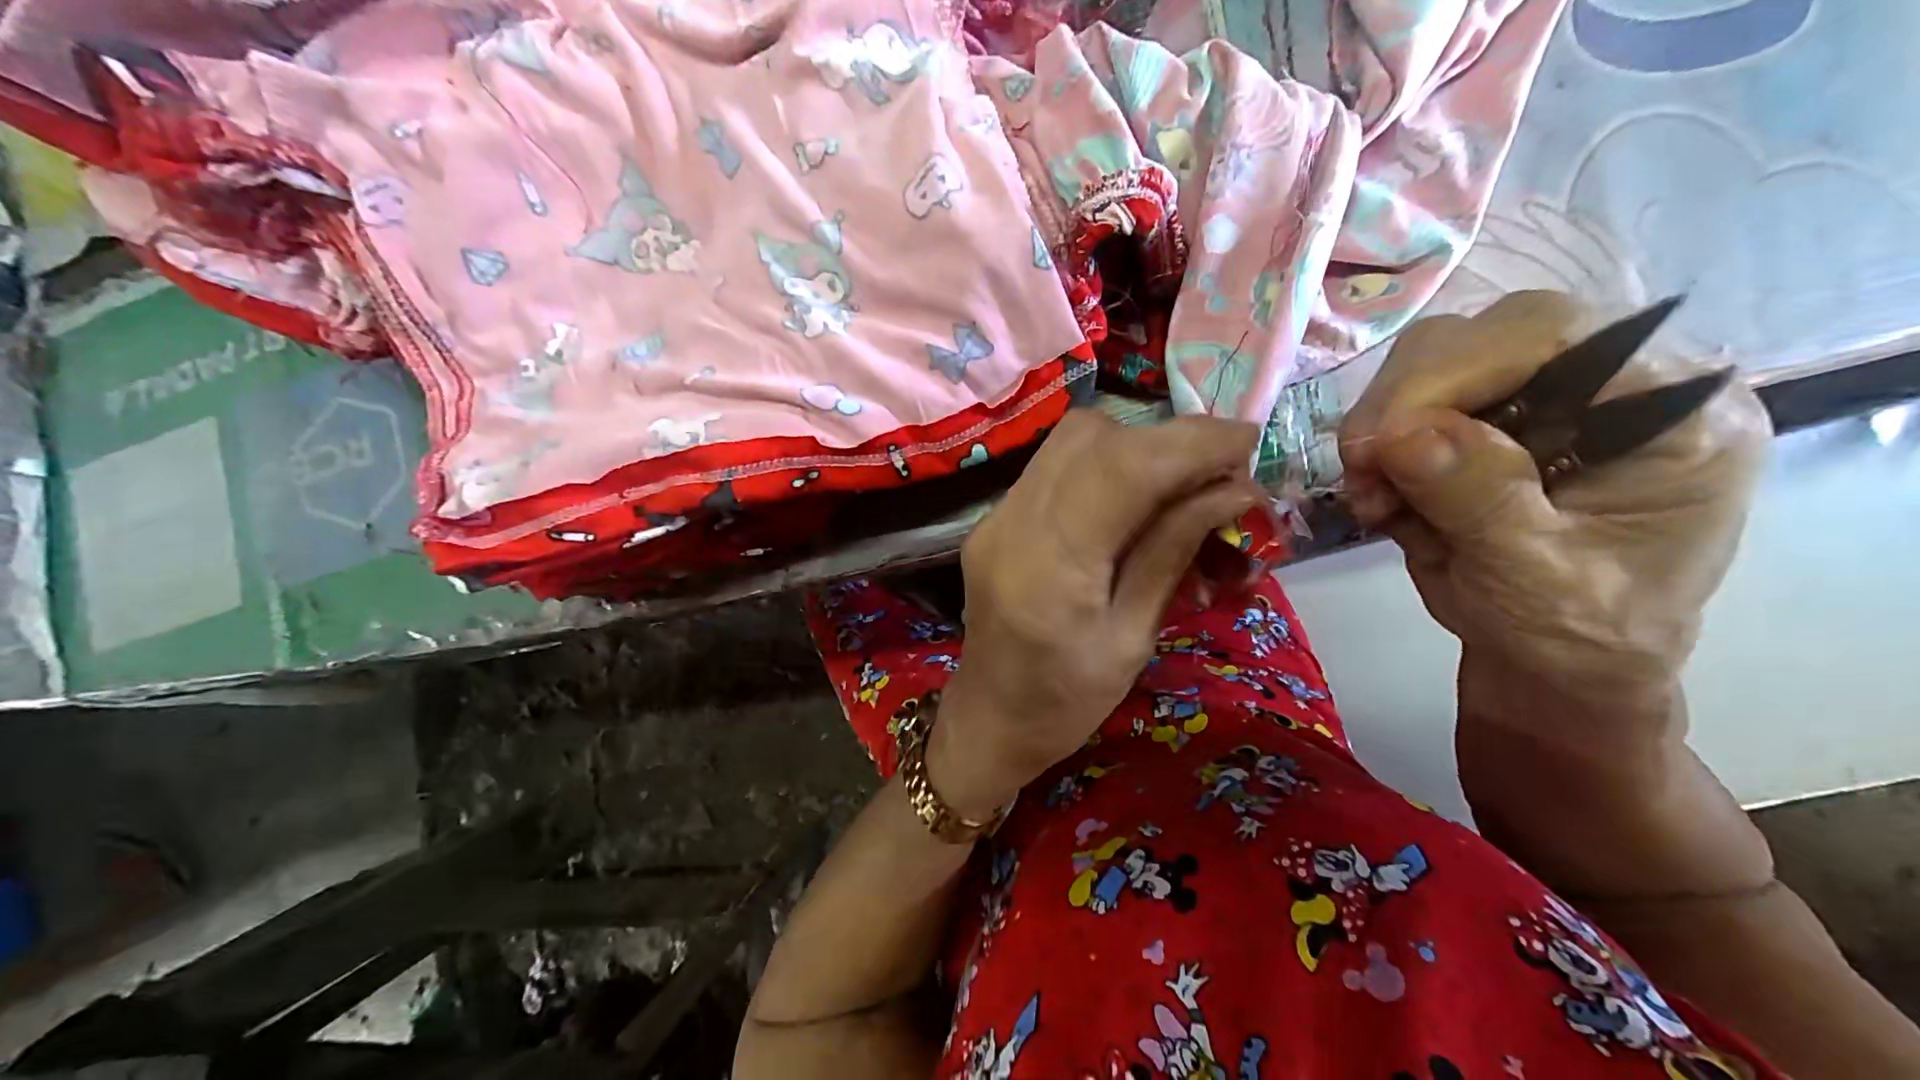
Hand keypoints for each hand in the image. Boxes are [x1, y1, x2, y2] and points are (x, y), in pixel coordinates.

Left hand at [928, 410, 1260, 817]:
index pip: (1123, 469)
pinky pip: (1055, 465)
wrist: (988, 719)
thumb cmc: (1067, 702)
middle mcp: (1013, 524)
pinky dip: (1105, 464)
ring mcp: (996, 517)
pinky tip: (1135, 498)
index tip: (1249, 443)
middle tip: (1220, 471)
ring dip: (1136, 446)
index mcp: (1050, 567)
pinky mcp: (995, 518)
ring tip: (1182, 483)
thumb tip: (1231, 489)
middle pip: (1093, 437)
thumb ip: (1172, 553)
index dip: (1192, 443)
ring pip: (1072, 440)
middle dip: (1168, 440)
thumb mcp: (1133, 638)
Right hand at [1338, 292, 1770, 731]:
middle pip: (1481, 335)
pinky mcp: (1483, 417)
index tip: (1380, 442)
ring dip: (1381, 431)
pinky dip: (1374, 450)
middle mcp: (1609, 382)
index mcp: (1670, 410)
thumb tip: (1399, 435)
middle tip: (1364, 474)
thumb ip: (1479, 502)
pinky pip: (1403, 402)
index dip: (1452, 373)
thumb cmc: (1574, 635)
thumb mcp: (1535, 581)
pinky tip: (1381, 499)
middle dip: (1404, 404)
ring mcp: (1539, 395)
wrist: (1552, 664)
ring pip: (1429, 361)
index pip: (1553, 336)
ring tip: (1375, 501)